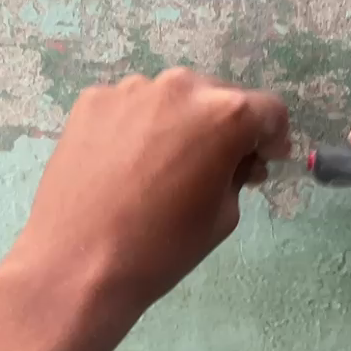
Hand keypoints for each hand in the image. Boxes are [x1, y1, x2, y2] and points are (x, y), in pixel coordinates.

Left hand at [7, 68, 289, 319]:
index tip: (263, 161)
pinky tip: (123, 165)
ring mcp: (130, 89)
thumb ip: (238, 173)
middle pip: (218, 97)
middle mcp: (180, 86)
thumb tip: (233, 158)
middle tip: (213, 167)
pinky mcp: (91, 101)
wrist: (78, 263)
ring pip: (170, 99)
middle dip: (224, 128)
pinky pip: (130, 107)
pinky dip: (137, 127)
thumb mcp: (224, 215)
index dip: (272, 138)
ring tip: (160, 168)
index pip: (268, 110)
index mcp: (224, 114)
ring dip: (178, 124)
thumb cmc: (162, 248)